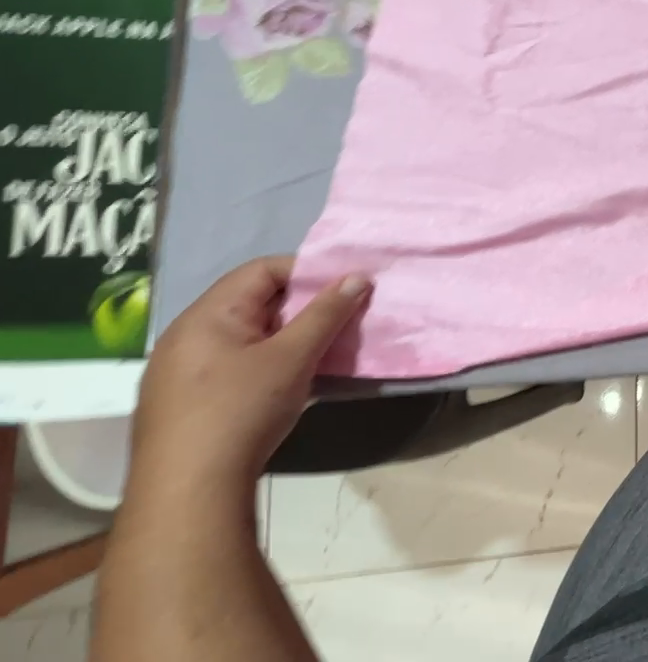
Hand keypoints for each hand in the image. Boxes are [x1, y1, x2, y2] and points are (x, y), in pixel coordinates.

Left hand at [127, 257, 368, 500]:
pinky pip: (234, 359)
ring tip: (321, 350)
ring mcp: (180, 368)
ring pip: (246, 333)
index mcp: (207, 316)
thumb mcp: (294, 356)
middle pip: (253, 300)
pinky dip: (268, 359)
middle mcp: (186, 334)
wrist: (188, 488)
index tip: (345, 289)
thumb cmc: (242, 409)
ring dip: (287, 335)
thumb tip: (356, 276)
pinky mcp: (184, 397)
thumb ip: (326, 313)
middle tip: (341, 319)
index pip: (262, 270)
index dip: (307, 271)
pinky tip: (288, 380)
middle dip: (302, 305)